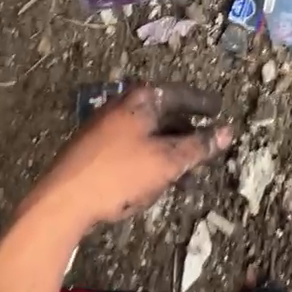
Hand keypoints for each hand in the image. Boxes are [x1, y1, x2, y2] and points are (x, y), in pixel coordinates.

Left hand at [19, 84, 231, 233]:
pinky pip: (134, 145)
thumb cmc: (120, 173)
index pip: (182, 94)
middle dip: (187, 135)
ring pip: (150, 133)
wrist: (63, 198)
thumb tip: (228, 130)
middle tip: (205, 151)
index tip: (220, 109)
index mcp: (142, 98)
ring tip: (185, 180)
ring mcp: (108, 123)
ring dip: (170, 152)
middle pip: (166, 114)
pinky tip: (156, 182)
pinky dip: (151, 158)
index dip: (204, 104)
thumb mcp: (167, 161)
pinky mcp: (96, 145)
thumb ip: (198, 146)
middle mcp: (124, 103)